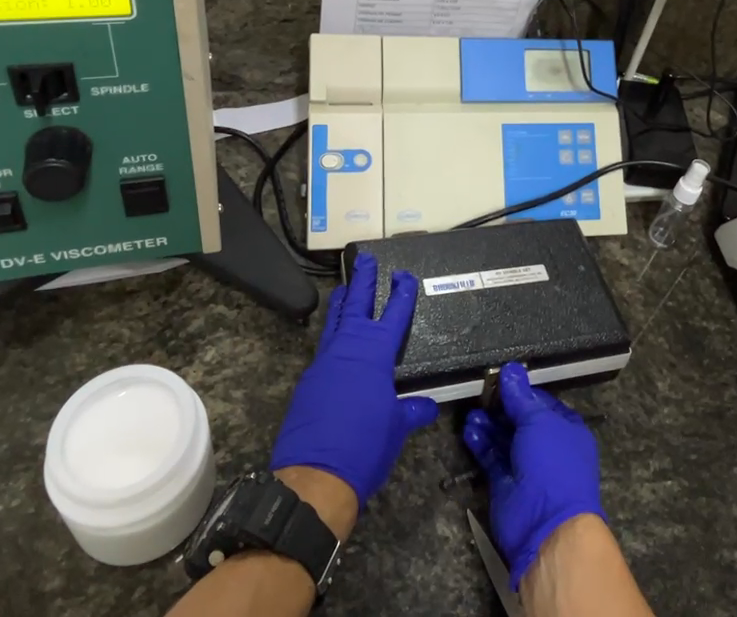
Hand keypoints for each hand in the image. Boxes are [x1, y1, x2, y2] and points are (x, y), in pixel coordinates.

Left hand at [270, 253, 438, 506]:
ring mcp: (323, 365)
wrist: (316, 476)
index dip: (401, 295)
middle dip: (363, 282)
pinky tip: (335, 343)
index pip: (393, 316)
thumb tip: (428, 406)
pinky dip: (331, 338)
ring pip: (334, 324)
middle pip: (356, 306)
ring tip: (343, 288)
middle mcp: (347, 350)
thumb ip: (412, 411)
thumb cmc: (365, 445)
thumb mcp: (397, 427)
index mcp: (374, 354)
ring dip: (341, 304)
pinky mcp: (308, 384)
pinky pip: (324, 350)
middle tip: (365, 259)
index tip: (404, 276)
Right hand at [462, 362, 605, 589]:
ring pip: (504, 438)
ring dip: (488, 424)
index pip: (540, 402)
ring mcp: (526, 466)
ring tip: (471, 413)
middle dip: (500, 407)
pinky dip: (481, 444)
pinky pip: (492, 457)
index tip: (498, 378)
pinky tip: (469, 431)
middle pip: (520, 420)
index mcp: (565, 429)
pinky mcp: (505, 483)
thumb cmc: (553, 464)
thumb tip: (510, 369)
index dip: (520, 390)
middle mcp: (547, 446)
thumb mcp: (539, 421)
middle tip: (479, 394)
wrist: (546, 524)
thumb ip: (521, 397)